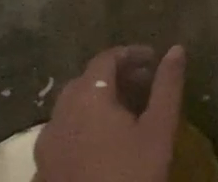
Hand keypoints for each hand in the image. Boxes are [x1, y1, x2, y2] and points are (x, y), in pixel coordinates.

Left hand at [35, 44, 185, 181]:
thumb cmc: (133, 172)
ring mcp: (45, 146)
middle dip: (113, 75)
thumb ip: (167, 84)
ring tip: (125, 111)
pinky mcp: (42, 170)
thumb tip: (175, 49)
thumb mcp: (160, 126)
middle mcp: (59, 117)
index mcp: (87, 101)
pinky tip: (102, 141)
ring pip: (69, 108)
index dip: (130, 53)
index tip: (155, 59)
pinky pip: (62, 133)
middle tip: (143, 82)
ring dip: (96, 99)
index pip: (104, 60)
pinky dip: (82, 124)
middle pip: (83, 81)